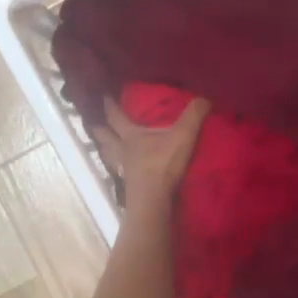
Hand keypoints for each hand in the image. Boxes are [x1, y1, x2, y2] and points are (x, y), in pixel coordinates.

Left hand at [92, 95, 210, 207]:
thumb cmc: (163, 164)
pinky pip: (119, 172)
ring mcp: (123, 169)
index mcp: (131, 136)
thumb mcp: (183, 136)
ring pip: (109, 156)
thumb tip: (204, 98)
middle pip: (106, 138)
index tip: (104, 97)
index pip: (116, 117)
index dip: (110, 106)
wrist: (153, 199)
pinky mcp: (128, 185)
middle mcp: (122, 151)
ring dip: (104, 149)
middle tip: (93, 124)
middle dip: (100, 130)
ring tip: (102, 146)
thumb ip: (193, 116)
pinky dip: (117, 168)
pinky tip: (120, 169)